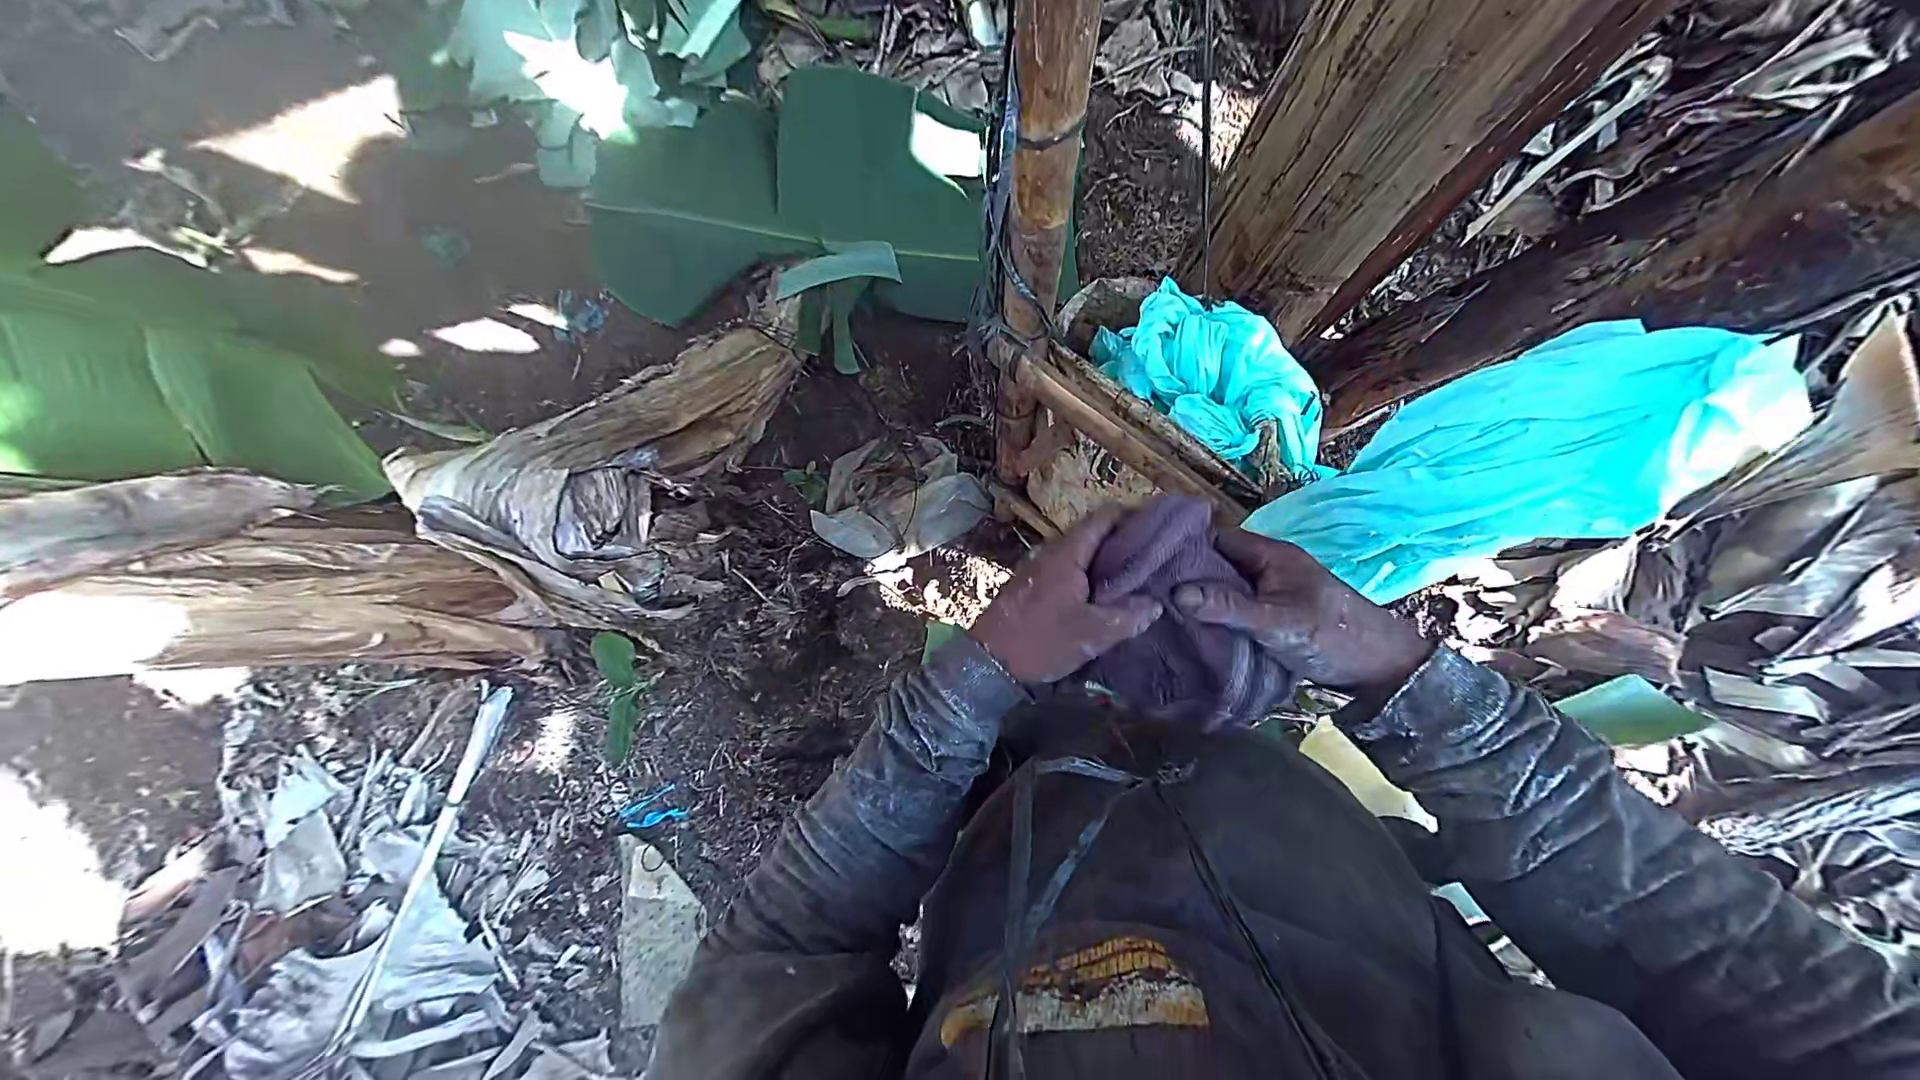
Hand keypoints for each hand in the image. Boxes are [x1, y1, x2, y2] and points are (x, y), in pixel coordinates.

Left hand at [969, 505, 1164, 683]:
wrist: (988, 660)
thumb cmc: (1040, 642)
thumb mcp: (1091, 634)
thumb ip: (1127, 616)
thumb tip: (1154, 603)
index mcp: (1067, 554)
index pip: (1103, 518)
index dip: (1132, 518)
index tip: (1157, 531)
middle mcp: (1051, 552)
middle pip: (1094, 534)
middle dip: (1123, 543)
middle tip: (1152, 558)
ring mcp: (1039, 567)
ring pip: (1081, 553)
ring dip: (1105, 561)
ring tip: (1134, 577)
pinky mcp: (1033, 584)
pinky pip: (1068, 568)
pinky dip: (1089, 574)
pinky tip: (1103, 594)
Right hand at [1172, 528, 1431, 702]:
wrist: (1381, 671)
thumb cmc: (1333, 635)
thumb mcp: (1277, 621)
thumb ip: (1228, 607)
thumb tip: (1176, 593)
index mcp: (1269, 554)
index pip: (1215, 538)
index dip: (1183, 546)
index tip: (1149, 562)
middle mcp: (1265, 568)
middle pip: (1214, 563)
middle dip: (1184, 574)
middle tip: (1147, 590)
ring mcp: (1266, 593)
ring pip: (1221, 587)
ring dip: (1197, 598)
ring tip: (1159, 609)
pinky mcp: (1267, 616)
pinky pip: (1230, 609)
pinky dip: (1211, 615)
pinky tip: (1188, 627)